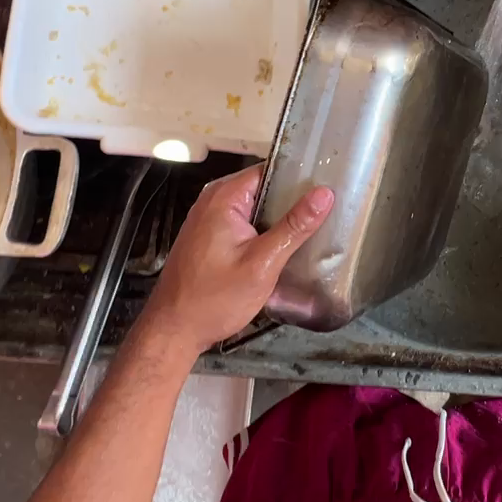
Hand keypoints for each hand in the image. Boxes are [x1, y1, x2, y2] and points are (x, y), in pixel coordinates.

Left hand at [135, 165, 332, 354]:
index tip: (327, 186)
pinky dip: (264, 230)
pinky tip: (284, 246)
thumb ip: (294, 227)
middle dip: (292, 199)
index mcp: (224, 197)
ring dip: (279, 217)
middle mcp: (213, 200)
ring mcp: (209, 218)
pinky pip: (244, 222)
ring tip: (312, 228)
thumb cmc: (215, 299)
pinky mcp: (209, 236)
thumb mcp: (263, 263)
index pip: (270, 170)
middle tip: (327, 212)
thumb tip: (324, 195)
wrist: (173, 331)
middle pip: (264, 187)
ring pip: (255, 207)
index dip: (299, 176)